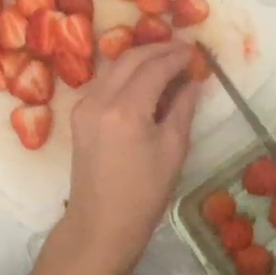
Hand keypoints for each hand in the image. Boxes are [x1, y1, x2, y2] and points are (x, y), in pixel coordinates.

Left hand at [58, 41, 202, 274]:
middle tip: (184, 50)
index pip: (154, 68)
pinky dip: (127, 74)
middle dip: (159, 49)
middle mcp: (99, 99)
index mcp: (125, 109)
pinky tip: (146, 81)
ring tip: (168, 61)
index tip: (196, 52)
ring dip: (141, 59)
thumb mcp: (173, 150)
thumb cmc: (144, 193)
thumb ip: (183, 108)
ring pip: (115, 67)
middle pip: (130, 58)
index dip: (177, 56)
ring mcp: (84, 106)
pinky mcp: (79, 115)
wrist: (101, 224)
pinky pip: (105, 82)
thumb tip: (192, 81)